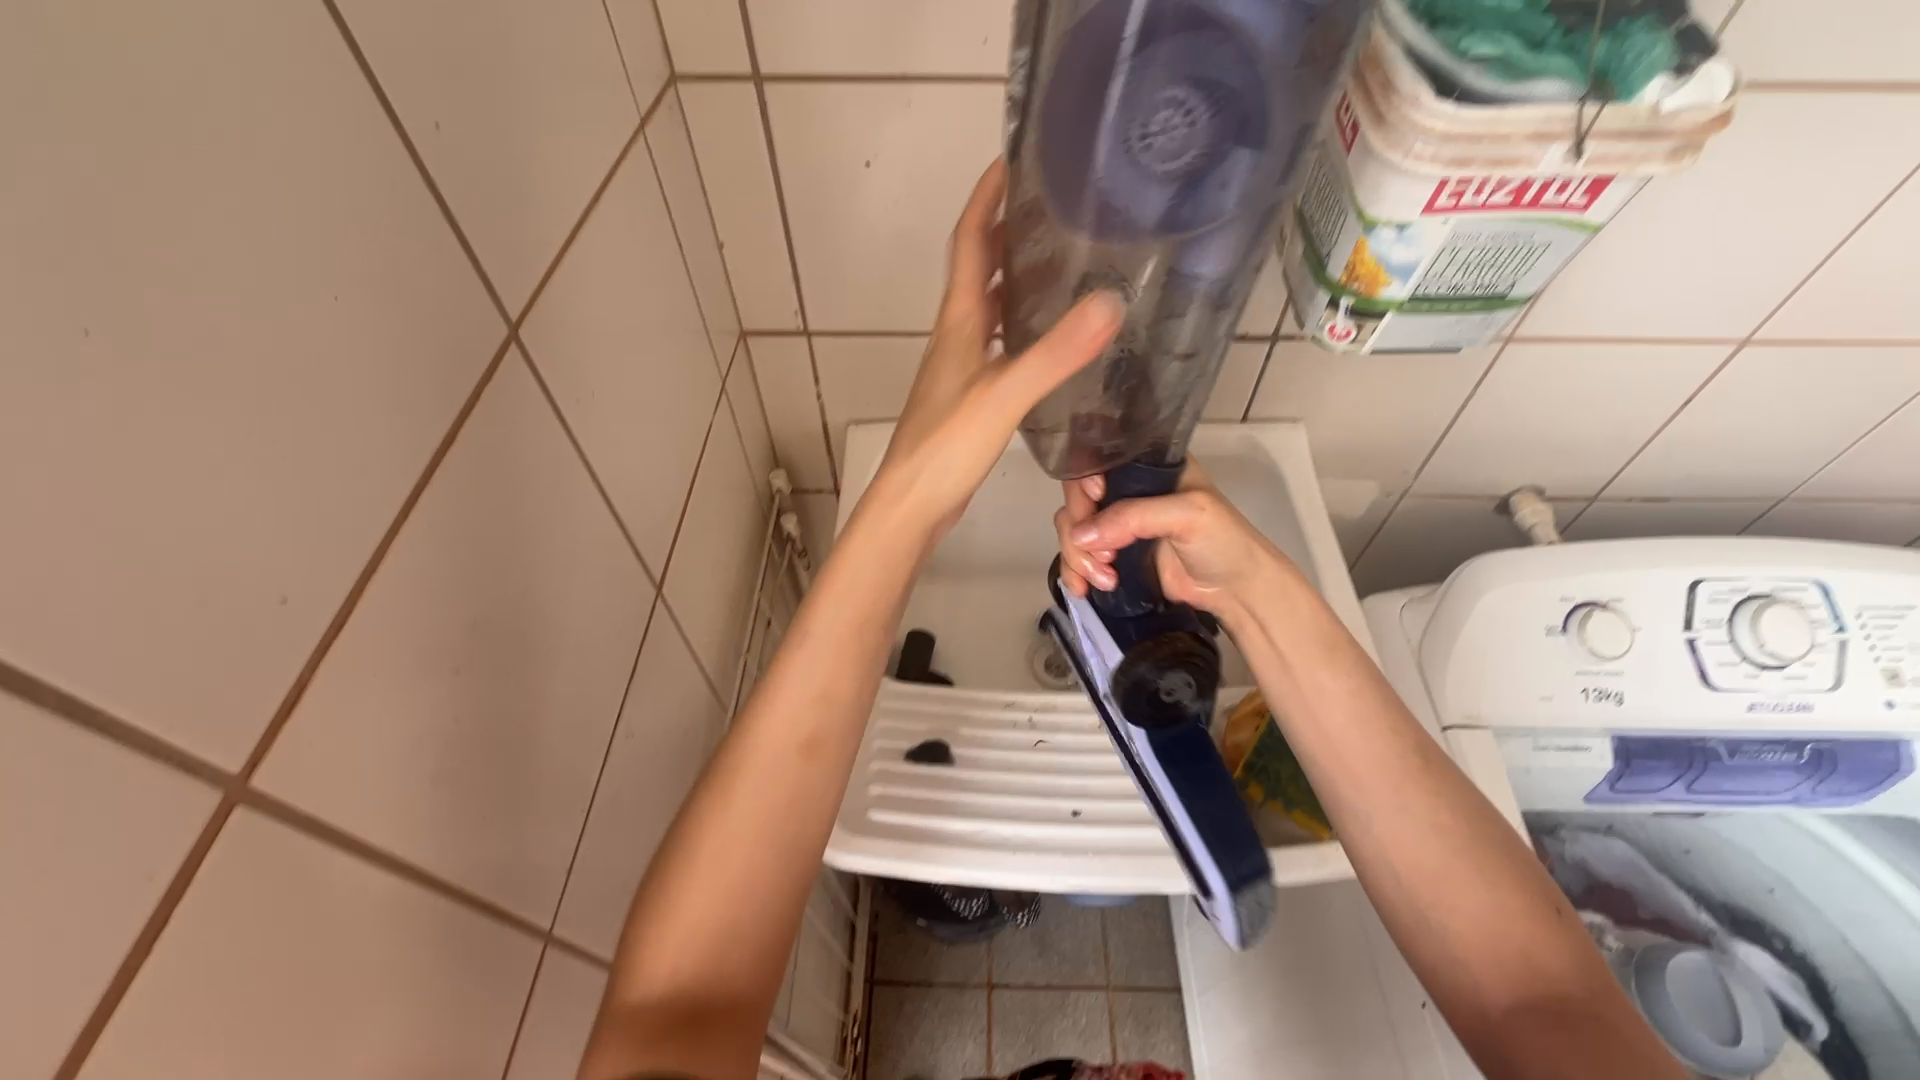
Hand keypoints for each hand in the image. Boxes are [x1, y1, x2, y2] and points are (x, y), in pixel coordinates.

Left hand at [867, 159, 1123, 539]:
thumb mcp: (1005, 396)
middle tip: (1052, 207)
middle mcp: (956, 336)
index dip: (987, 198)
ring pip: (987, 308)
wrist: (913, 503)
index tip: (1013, 160)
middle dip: (1007, 230)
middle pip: (978, 269)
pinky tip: (1045, 340)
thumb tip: (1109, 303)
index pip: (969, 241)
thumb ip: (1054, 353)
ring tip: (1058, 262)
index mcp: (959, 323)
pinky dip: (1019, 328)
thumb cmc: (947, 447)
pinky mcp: (969, 396)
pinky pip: (997, 345)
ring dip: (1014, 279)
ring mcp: (960, 368)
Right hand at [1053, 460, 1287, 623]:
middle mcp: (1126, 490)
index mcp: (1146, 466)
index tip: (1097, 502)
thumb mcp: (1188, 515)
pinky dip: (1074, 572)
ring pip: (1072, 530)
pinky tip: (1084, 589)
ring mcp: (1116, 525)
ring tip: (1105, 579)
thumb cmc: (1224, 542)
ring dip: (1078, 557)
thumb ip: (1135, 517)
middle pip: (1076, 498)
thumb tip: (1081, 535)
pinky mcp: (1112, 555)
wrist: (1236, 591)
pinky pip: (1077, 556)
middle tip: (1103, 556)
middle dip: (1079, 530)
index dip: (1086, 480)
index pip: (1097, 461)